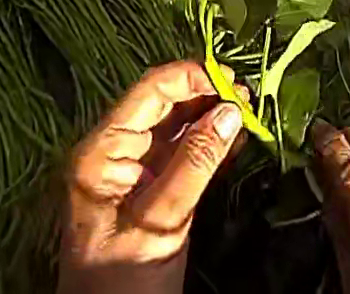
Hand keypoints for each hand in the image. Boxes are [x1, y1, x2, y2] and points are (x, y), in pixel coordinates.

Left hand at [58, 62, 244, 293]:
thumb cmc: (123, 286)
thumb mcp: (160, 223)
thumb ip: (195, 163)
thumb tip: (232, 110)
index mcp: (102, 150)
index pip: (150, 92)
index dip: (190, 77)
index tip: (231, 81)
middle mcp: (114, 149)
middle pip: (163, 103)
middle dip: (205, 93)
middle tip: (246, 96)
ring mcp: (132, 169)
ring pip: (175, 124)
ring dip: (210, 115)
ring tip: (246, 111)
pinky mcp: (150, 188)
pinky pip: (181, 152)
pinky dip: (208, 142)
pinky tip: (235, 138)